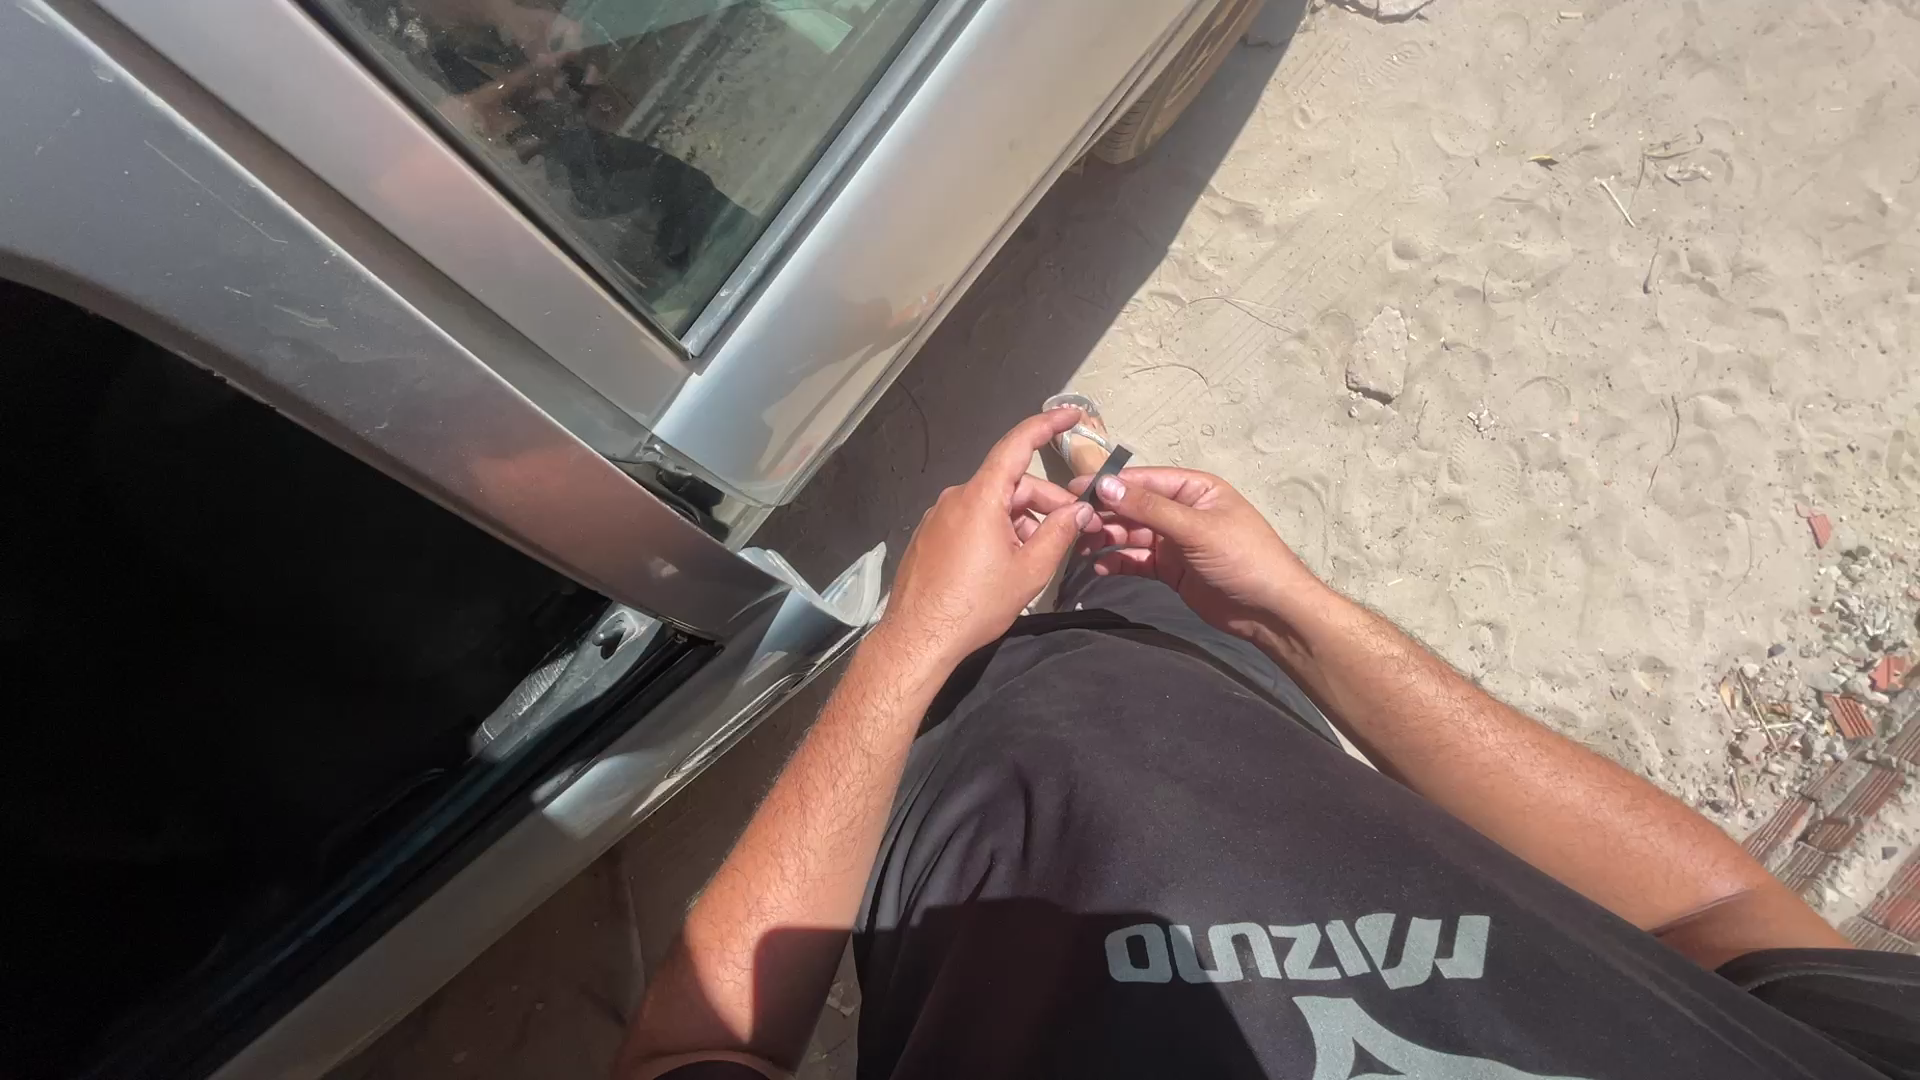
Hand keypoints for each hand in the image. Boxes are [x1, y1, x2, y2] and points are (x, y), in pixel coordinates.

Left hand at [875, 409, 1102, 669]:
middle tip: (1075, 527)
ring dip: (1020, 521)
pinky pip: (970, 521)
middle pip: (1010, 484)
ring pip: (991, 505)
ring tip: (1039, 554)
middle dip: (1045, 501)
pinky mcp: (929, 536)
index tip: (1072, 414)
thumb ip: (1059, 533)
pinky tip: (1006, 561)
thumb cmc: (975, 604)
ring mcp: (938, 516)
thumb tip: (1080, 510)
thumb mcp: (1029, 570)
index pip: (1017, 444)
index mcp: (980, 496)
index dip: (1048, 425)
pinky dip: (995, 530)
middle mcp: (956, 498)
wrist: (919, 637)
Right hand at [1069, 467, 1328, 642]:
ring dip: (1106, 540)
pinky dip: (1117, 563)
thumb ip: (1149, 508)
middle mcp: (1180, 511)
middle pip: (1132, 507)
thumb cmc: (1244, 558)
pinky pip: (1135, 560)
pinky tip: (1099, 568)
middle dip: (1104, 515)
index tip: (1073, 490)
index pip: (1142, 480)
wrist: (1271, 612)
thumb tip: (1106, 485)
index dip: (1108, 485)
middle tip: (1073, 525)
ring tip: (1081, 548)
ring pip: (1130, 534)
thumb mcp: (1196, 528)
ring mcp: (1173, 541)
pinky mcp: (1169, 569)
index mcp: (1193, 489)